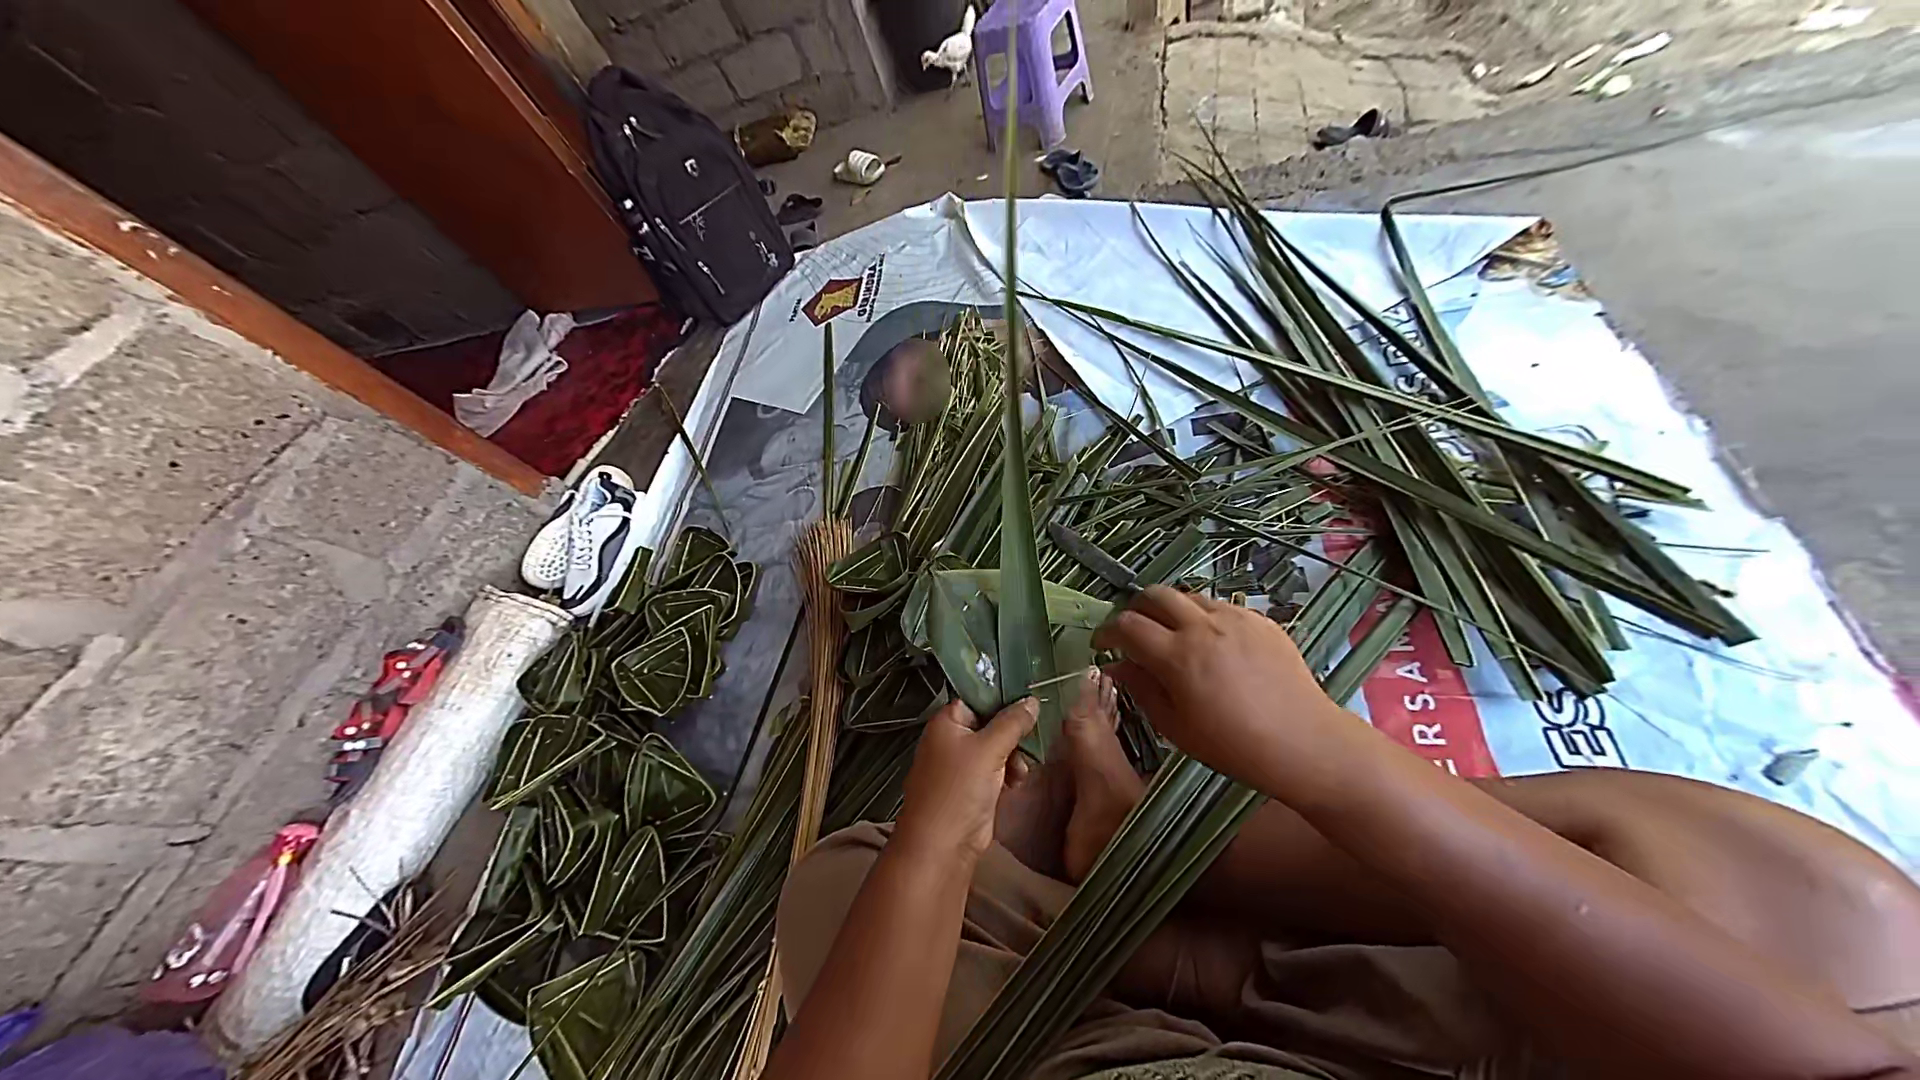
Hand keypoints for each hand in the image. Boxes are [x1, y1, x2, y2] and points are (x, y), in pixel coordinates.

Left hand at [895, 697, 1038, 861]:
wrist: (942, 847)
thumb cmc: (956, 793)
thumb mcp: (989, 749)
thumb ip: (1012, 722)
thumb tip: (1030, 702)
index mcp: (946, 722)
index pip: (977, 697)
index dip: (1001, 699)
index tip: (1026, 702)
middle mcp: (950, 740)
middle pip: (990, 723)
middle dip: (1011, 734)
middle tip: (1024, 741)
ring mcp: (960, 765)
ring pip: (996, 748)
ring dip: (1013, 756)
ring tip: (1018, 770)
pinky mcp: (971, 788)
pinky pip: (995, 770)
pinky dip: (1007, 774)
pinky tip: (1015, 782)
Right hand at [1093, 587, 1357, 784]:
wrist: (1304, 743)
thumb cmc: (1234, 746)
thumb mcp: (1175, 727)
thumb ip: (1141, 689)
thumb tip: (1115, 667)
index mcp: (1177, 655)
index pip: (1127, 625)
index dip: (1107, 631)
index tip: (1102, 643)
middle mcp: (1203, 626)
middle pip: (1154, 594)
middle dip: (1134, 608)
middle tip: (1132, 631)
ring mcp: (1235, 618)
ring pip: (1187, 595)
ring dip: (1169, 609)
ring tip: (1170, 633)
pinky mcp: (1260, 619)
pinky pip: (1220, 605)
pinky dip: (1202, 616)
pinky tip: (1209, 641)